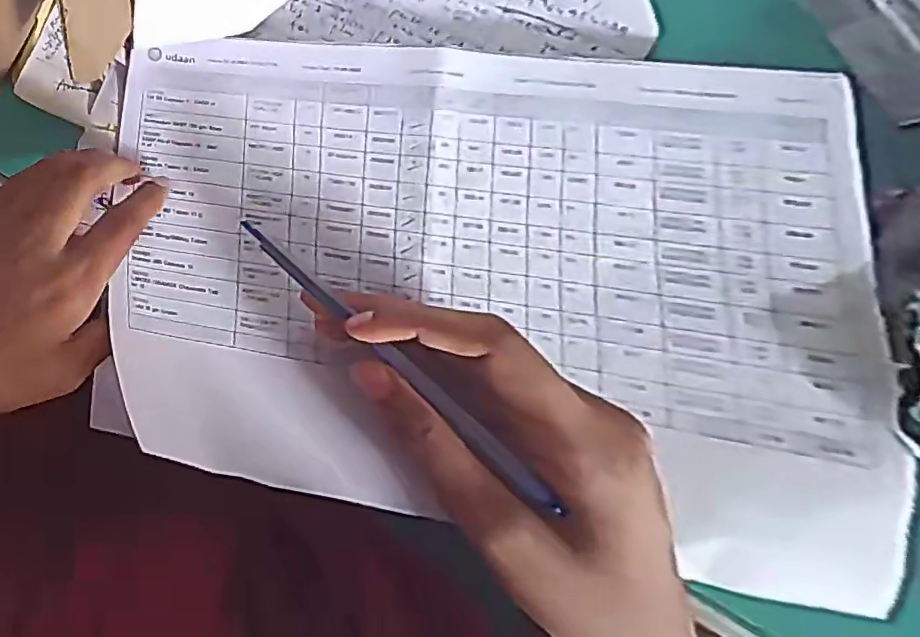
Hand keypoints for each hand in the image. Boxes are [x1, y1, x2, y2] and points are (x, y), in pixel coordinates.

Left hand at [0, 150, 166, 528]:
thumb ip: (105, 332)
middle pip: (85, 178)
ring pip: (52, 168)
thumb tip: (124, 298)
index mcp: (70, 281)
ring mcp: (5, 220)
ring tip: (103, 165)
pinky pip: (24, 178)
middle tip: (133, 167)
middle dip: (116, 164)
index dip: (144, 200)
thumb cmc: (2, 374)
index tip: (159, 188)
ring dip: (84, 160)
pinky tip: (58, 180)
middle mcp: (41, 239)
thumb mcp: (68, 370)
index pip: (119, 225)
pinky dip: (50, 169)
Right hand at [312, 294, 692, 636]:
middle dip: (400, 323)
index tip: (358, 324)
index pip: (495, 348)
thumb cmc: (585, 605)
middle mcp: (582, 409)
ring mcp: (567, 414)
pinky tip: (387, 359)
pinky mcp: (547, 425)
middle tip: (332, 313)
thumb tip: (370, 374)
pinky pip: (480, 382)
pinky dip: (426, 368)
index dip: (421, 324)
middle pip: (479, 344)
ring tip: (343, 330)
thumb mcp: (500, 535)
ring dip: (406, 341)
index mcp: (587, 433)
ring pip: (474, 358)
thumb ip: (433, 447)